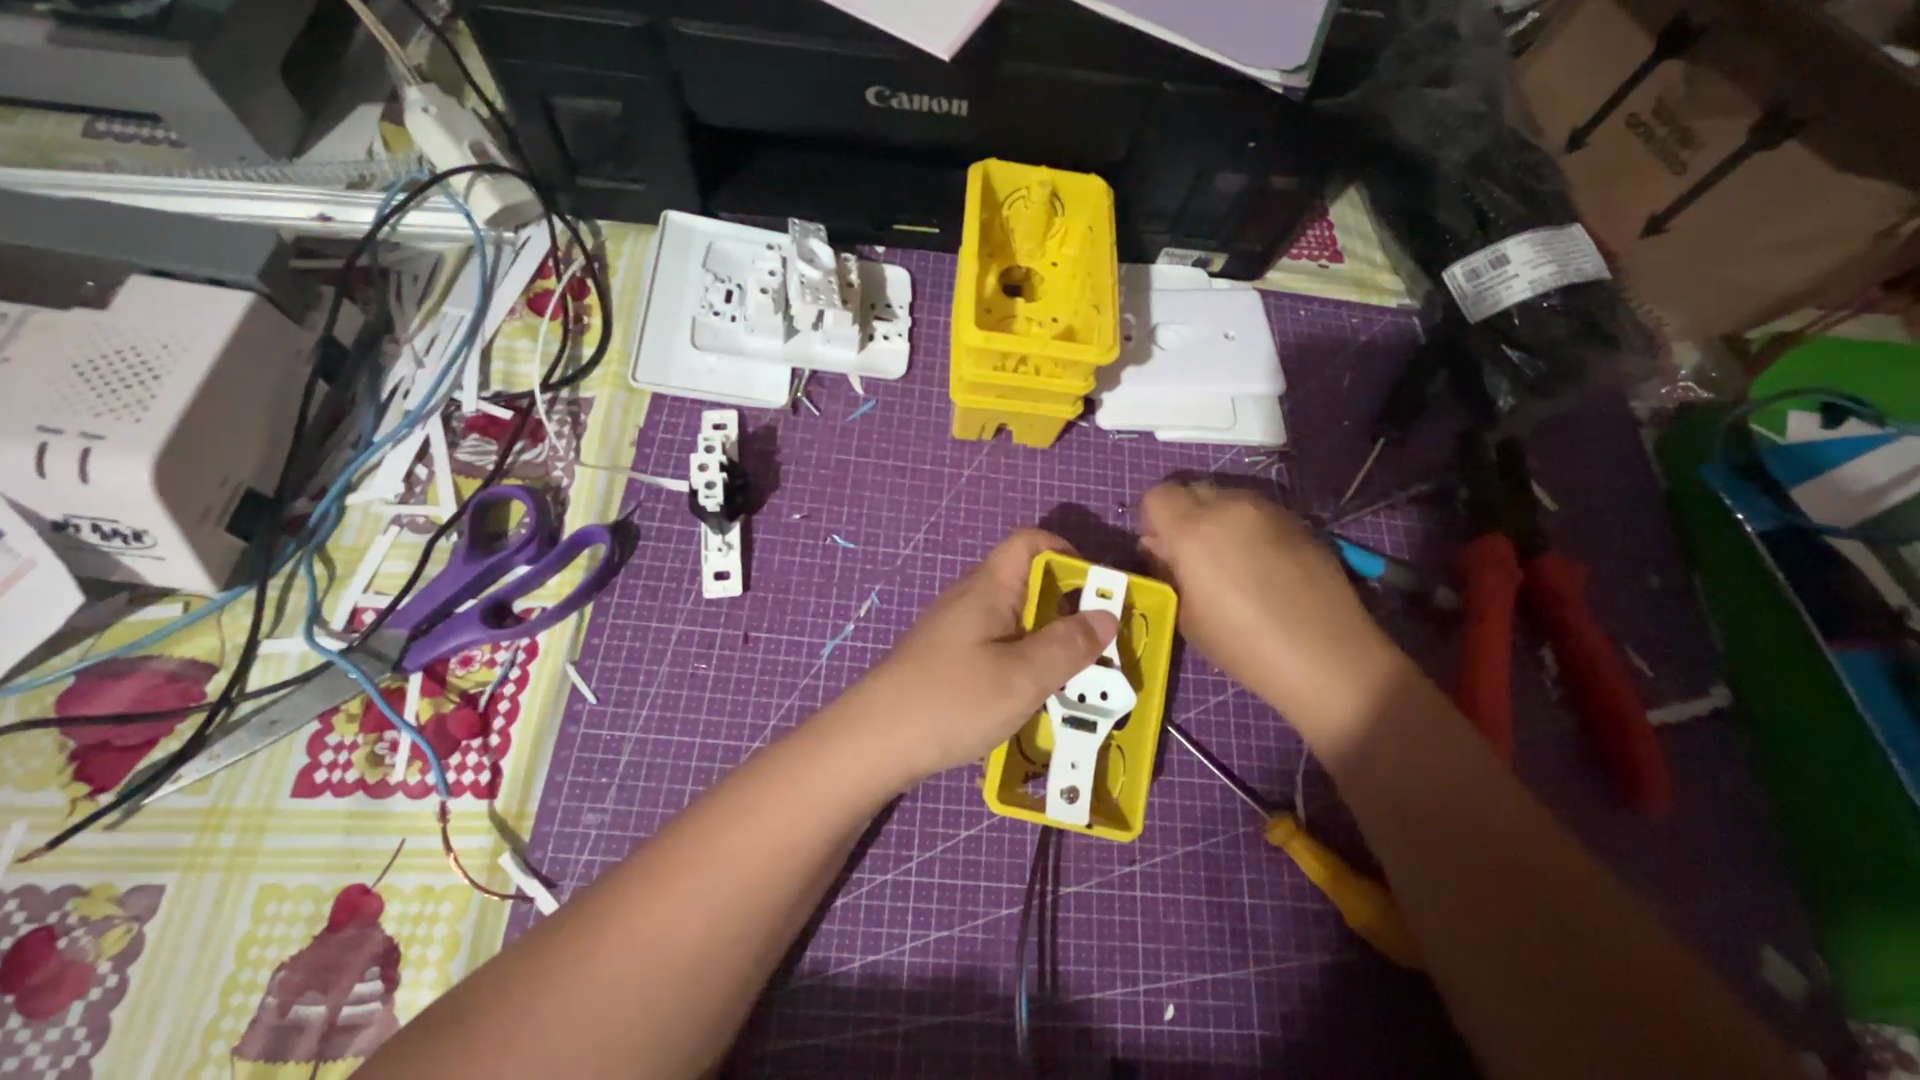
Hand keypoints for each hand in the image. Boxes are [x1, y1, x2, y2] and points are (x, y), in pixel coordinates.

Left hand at [837, 529, 1118, 785]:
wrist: (871, 744)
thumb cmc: (950, 702)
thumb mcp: (1022, 677)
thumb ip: (1068, 645)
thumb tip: (1106, 615)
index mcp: (989, 588)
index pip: (1031, 541)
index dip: (1070, 555)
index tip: (1101, 594)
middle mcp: (970, 599)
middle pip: (1027, 582)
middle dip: (1068, 609)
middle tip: (1098, 649)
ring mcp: (954, 630)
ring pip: (1014, 620)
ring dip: (1046, 642)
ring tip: (1072, 680)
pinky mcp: (945, 660)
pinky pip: (996, 646)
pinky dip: (1021, 663)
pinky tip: (1028, 698)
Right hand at [1138, 482, 1406, 733]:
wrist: (1327, 655)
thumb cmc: (1244, 645)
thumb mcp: (1186, 616)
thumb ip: (1167, 571)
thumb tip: (1160, 550)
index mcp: (1193, 530)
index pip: (1157, 497)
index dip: (1153, 522)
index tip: (1162, 551)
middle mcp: (1229, 507)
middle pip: (1192, 491)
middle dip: (1185, 517)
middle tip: (1193, 558)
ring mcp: (1268, 510)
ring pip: (1227, 498)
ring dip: (1218, 521)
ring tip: (1231, 563)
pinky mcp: (1298, 521)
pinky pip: (1258, 513)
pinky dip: (1249, 529)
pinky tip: (1263, 567)